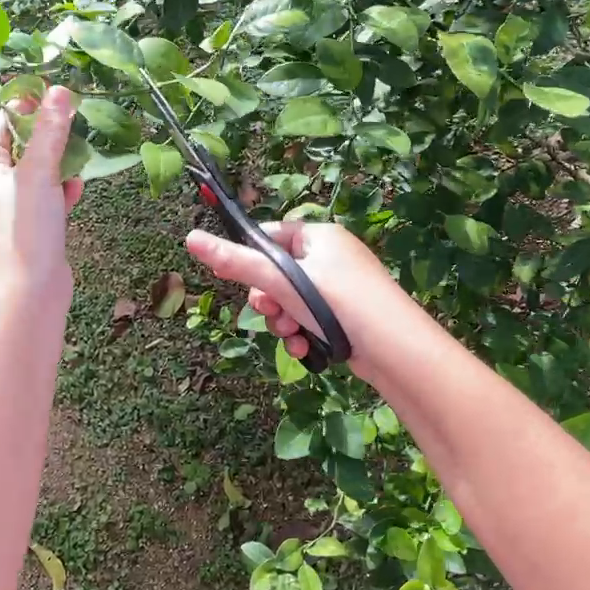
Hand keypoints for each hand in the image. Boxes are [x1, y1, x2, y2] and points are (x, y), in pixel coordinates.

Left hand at [0, 85, 83, 298]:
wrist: (28, 293)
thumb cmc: (24, 230)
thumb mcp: (38, 173)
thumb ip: (50, 131)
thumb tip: (59, 91)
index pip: (4, 124)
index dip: (29, 106)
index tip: (58, 92)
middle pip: (24, 145)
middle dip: (50, 133)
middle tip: (77, 118)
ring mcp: (13, 207)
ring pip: (40, 170)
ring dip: (61, 161)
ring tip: (81, 154)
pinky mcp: (32, 226)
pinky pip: (48, 196)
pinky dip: (62, 189)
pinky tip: (76, 190)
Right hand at [185, 221, 415, 364]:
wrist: (399, 353)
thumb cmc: (339, 304)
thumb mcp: (281, 282)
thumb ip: (235, 262)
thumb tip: (190, 238)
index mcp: (319, 236)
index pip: (270, 236)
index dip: (251, 259)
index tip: (239, 280)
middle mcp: (332, 256)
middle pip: (277, 273)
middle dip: (268, 299)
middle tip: (271, 312)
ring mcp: (342, 288)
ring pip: (292, 301)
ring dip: (282, 321)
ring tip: (292, 335)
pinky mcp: (349, 318)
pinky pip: (311, 320)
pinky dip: (302, 334)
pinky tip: (304, 349)